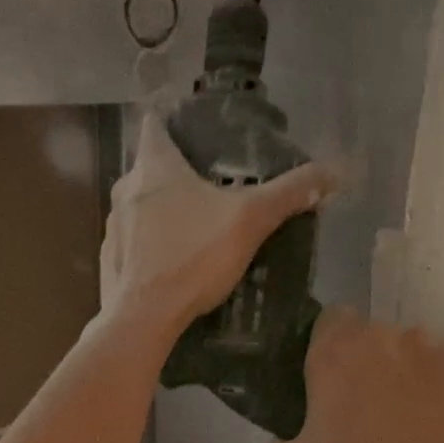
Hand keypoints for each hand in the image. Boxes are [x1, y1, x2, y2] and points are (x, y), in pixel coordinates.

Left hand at [100, 113, 334, 333]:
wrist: (143, 319)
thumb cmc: (192, 258)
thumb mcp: (249, 220)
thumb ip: (288, 193)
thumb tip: (332, 174)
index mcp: (153, 166)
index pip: (155, 124)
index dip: (174, 123)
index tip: (196, 133)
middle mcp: (125, 189)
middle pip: (150, 168)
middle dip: (176, 174)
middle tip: (209, 185)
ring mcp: (112, 228)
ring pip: (139, 208)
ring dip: (161, 212)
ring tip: (194, 226)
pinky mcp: (110, 262)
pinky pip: (132, 244)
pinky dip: (149, 247)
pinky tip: (171, 263)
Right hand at [274, 308, 443, 442]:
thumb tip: (283, 440)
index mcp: (333, 350)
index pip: (328, 320)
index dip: (327, 344)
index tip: (327, 375)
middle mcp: (379, 335)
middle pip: (368, 336)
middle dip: (365, 361)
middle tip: (363, 403)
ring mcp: (426, 345)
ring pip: (406, 349)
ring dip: (401, 371)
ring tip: (405, 415)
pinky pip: (441, 368)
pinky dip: (436, 387)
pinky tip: (435, 421)